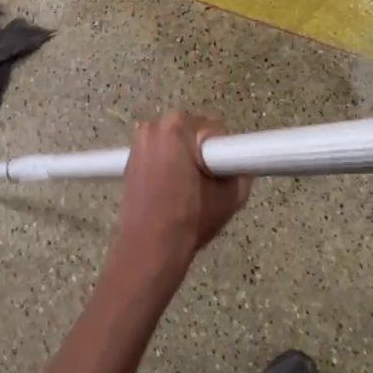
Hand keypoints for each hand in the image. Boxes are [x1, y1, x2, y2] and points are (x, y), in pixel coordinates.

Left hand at [110, 112, 250, 276]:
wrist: (150, 247)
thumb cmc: (191, 218)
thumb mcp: (231, 196)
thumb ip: (242, 169)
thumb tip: (240, 162)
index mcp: (177, 127)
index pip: (214, 132)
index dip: (223, 154)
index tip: (221, 175)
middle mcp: (153, 126)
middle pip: (192, 133)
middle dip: (202, 153)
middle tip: (206, 184)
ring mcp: (138, 141)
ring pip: (175, 143)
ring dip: (183, 158)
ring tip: (188, 188)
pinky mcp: (129, 158)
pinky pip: (158, 153)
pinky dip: (167, 164)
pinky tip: (170, 189)